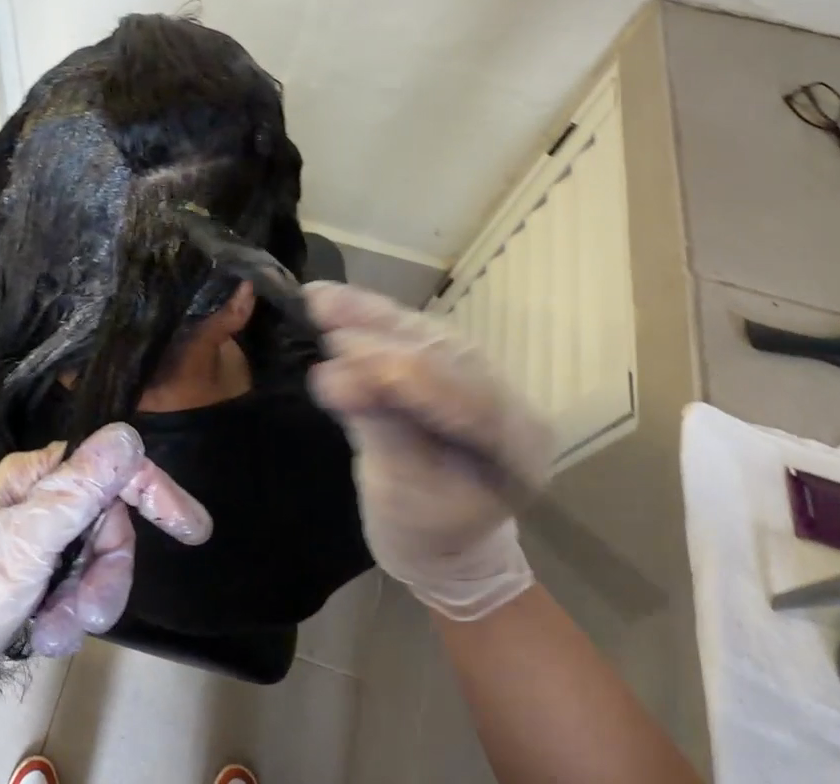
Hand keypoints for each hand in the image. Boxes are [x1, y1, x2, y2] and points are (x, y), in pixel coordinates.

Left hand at [0, 422, 211, 734]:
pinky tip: (43, 636)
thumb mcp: (25, 544)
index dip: (153, 492)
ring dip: (85, 605)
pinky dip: (68, 620)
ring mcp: (36, 545)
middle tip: (86, 612)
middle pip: (108, 526)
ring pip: (96, 566)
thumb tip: (127, 434)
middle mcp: (37, 504)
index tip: (193, 529)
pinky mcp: (33, 583)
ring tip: (53, 631)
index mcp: (32, 480)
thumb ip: (79, 490)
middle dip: (105, 574)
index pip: (108, 468)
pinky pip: (77, 594)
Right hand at [304, 282, 554, 619]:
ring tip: (322, 298)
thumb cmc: (423, 531)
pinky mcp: (447, 365)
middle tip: (325, 325)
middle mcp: (508, 400)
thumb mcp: (402, 494)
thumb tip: (331, 377)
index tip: (345, 360)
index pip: (467, 398)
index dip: (407, 374)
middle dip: (382, 340)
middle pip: (446, 356)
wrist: (437, 541)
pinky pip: (409, 335)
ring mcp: (480, 378)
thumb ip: (380, 431)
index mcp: (517, 446)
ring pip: (426, 335)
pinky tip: (330, 299)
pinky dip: (368, 317)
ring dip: (370, 316)